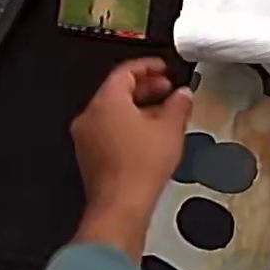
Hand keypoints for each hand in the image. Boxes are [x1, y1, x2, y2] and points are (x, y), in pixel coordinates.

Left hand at [70, 59, 192, 255]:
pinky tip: (151, 133)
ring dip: (139, 106)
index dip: (147, 66)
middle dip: (145, 87)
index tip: (163, 67)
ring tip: (165, 112)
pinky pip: (109, 128)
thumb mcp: (171, 128)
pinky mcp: (90, 154)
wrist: (122, 203)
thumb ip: (179, 104)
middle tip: (168, 88)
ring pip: (113, 110)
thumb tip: (183, 94)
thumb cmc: (142, 164)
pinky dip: (129, 123)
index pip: (125, 72)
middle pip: (117, 90)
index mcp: (107, 102)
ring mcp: (86, 136)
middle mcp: (90, 116)